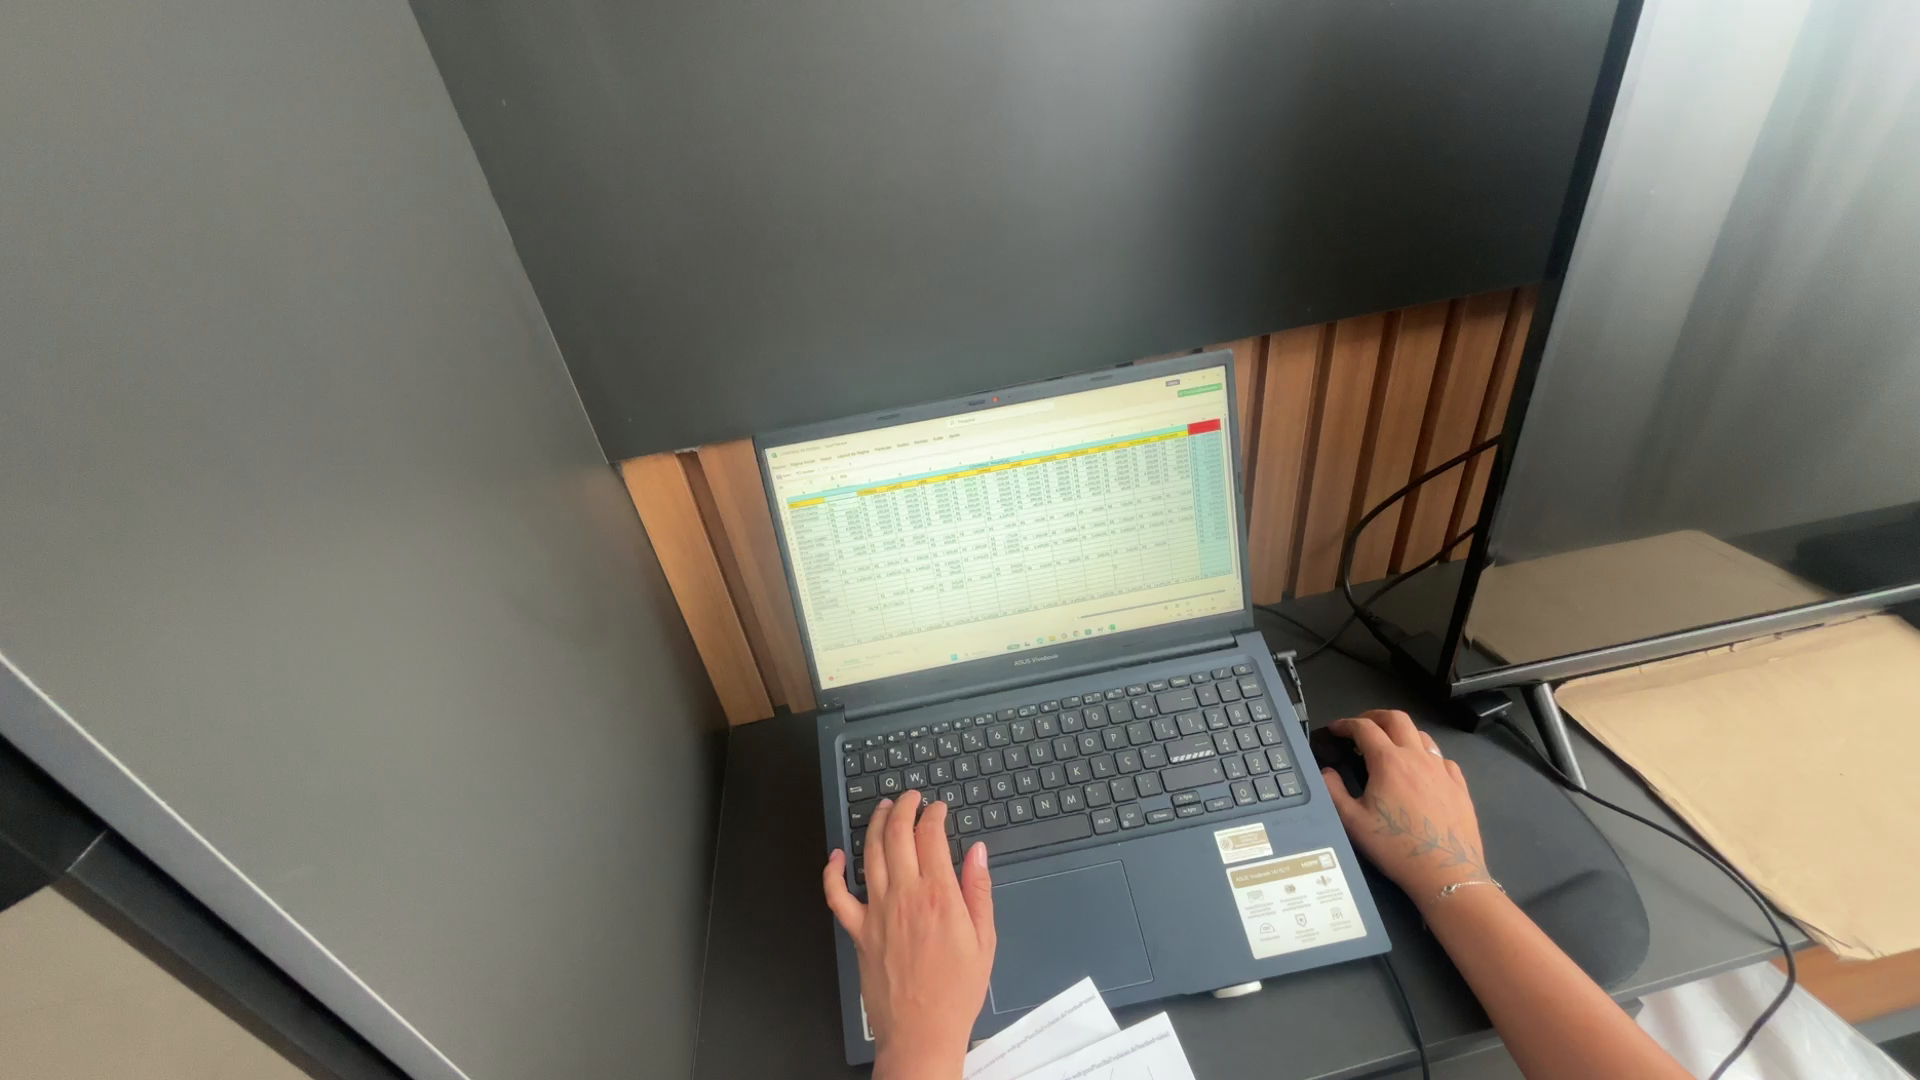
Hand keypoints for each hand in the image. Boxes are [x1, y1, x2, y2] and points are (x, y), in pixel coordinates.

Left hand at [823, 790, 995, 1079]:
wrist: (922, 1035)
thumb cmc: (957, 992)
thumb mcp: (985, 940)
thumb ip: (979, 889)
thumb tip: (977, 851)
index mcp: (938, 896)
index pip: (931, 836)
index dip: (934, 814)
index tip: (938, 807)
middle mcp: (904, 896)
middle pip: (897, 834)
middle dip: (904, 807)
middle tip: (910, 796)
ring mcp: (877, 912)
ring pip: (869, 853)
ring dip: (875, 824)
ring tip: (883, 807)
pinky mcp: (858, 931)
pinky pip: (837, 895)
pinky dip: (833, 872)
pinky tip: (837, 855)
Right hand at [1321, 710, 1490, 911]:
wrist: (1448, 876)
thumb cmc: (1396, 848)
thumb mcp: (1351, 821)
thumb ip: (1332, 790)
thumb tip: (1327, 772)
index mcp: (1389, 762)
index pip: (1364, 727)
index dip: (1345, 724)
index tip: (1335, 730)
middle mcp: (1417, 759)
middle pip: (1397, 718)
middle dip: (1374, 716)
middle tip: (1361, 727)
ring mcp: (1443, 772)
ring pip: (1422, 735)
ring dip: (1401, 733)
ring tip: (1389, 746)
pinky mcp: (1460, 788)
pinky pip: (1443, 759)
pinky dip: (1426, 755)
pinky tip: (1420, 771)